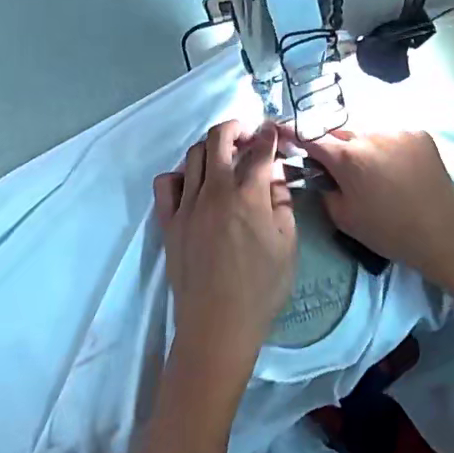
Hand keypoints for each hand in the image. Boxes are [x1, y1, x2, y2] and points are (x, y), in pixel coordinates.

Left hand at [155, 121, 297, 379]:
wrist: (218, 324)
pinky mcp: (168, 222)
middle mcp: (214, 190)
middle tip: (249, 135)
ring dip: (211, 147)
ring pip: (193, 155)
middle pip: (218, 139)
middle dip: (236, 127)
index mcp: (248, 194)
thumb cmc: (261, 287)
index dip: (269, 134)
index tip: (273, 130)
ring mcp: (187, 204)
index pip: (259, 149)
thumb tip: (274, 173)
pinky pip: (166, 184)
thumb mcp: (288, 243)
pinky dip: (179, 173)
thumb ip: (281, 201)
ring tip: (225, 156)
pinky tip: (193, 183)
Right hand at [285, 126, 453, 287]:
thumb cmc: (388, 231)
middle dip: (335, 145)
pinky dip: (389, 147)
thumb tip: (318, 173)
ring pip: (368, 132)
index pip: (311, 137)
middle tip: (340, 166)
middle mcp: (370, 135)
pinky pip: (393, 134)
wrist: (441, 232)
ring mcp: (397, 131)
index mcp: (347, 157)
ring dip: (364, 145)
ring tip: (375, 170)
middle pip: (341, 132)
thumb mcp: (344, 218)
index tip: (282, 129)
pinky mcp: (419, 133)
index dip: (294, 134)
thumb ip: (324, 189)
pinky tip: (398, 167)